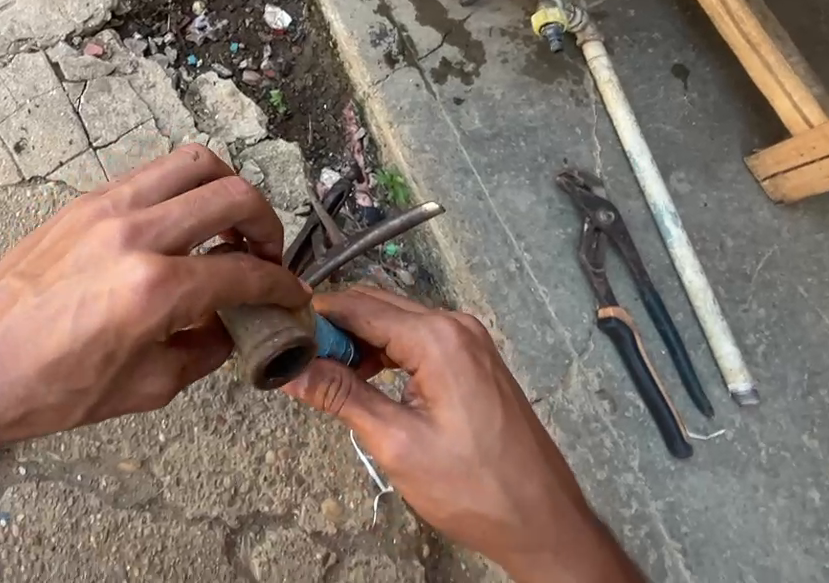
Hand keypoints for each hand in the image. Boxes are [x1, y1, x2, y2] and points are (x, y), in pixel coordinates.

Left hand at [0, 144, 309, 444]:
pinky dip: (182, 189)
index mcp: (153, 288)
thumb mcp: (147, 387)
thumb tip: (235, 320)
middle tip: (264, 253)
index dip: (279, 284)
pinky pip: (152, 174)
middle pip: (232, 193)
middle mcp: (135, 232)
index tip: (290, 293)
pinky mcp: (86, 200)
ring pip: (193, 162)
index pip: (242, 270)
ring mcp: (107, 206)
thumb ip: (206, 346)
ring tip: (227, 225)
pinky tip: (179, 225)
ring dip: (226, 188)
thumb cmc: (54, 390)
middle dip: (266, 222)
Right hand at [283, 288, 641, 581]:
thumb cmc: (475, 488)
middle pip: (374, 306)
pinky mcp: (472, 354)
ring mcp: (467, 337)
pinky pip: (416, 336)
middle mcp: (453, 323)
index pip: (357, 306)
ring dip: (358, 339)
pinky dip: (386, 349)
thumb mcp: (396, 443)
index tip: (282, 336)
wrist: (547, 523)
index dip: (315, 318)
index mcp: (436, 337)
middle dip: (334, 328)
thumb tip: (290, 370)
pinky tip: (367, 378)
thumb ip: (340, 396)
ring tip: (328, 374)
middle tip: (299, 359)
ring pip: (393, 319)